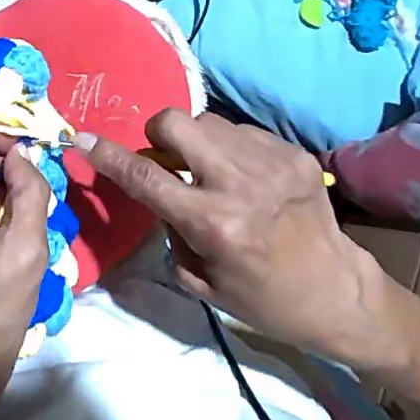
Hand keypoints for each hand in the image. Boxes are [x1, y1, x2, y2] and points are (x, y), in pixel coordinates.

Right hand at [74, 111, 399, 363]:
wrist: (336, 291)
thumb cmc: (261, 298)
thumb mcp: (199, 279)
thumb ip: (169, 225)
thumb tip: (154, 182)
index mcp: (214, 224)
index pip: (146, 177)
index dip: (108, 156)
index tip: (83, 139)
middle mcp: (241, 183)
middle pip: (177, 123)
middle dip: (157, 132)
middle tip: (166, 157)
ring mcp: (273, 162)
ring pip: (208, 121)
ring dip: (196, 141)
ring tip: (210, 170)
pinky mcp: (295, 153)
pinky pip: (241, 131)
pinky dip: (229, 148)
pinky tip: (244, 176)